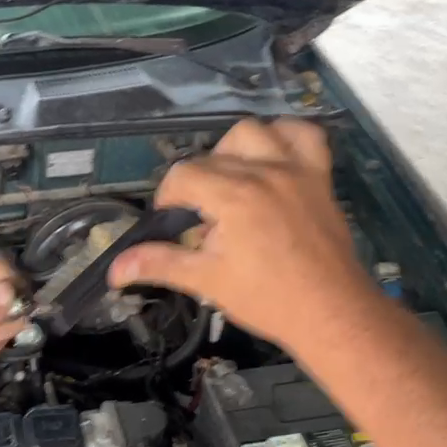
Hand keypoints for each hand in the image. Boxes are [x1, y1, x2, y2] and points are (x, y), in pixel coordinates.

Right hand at [108, 118, 380, 356]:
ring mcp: (295, 170)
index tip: (173, 222)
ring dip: (234, 151)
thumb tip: (114, 270)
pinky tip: (272, 160)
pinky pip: (305, 135)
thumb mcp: (206, 281)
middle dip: (197, 180)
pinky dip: (285, 138)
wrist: (332, 314)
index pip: (183, 175)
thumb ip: (158, 264)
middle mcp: (263, 172)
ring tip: (232, 183)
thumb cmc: (267, 299)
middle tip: (201, 214)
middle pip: (211, 155)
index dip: (168, 197)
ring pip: (253, 132)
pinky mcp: (319, 177)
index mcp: (233, 197)